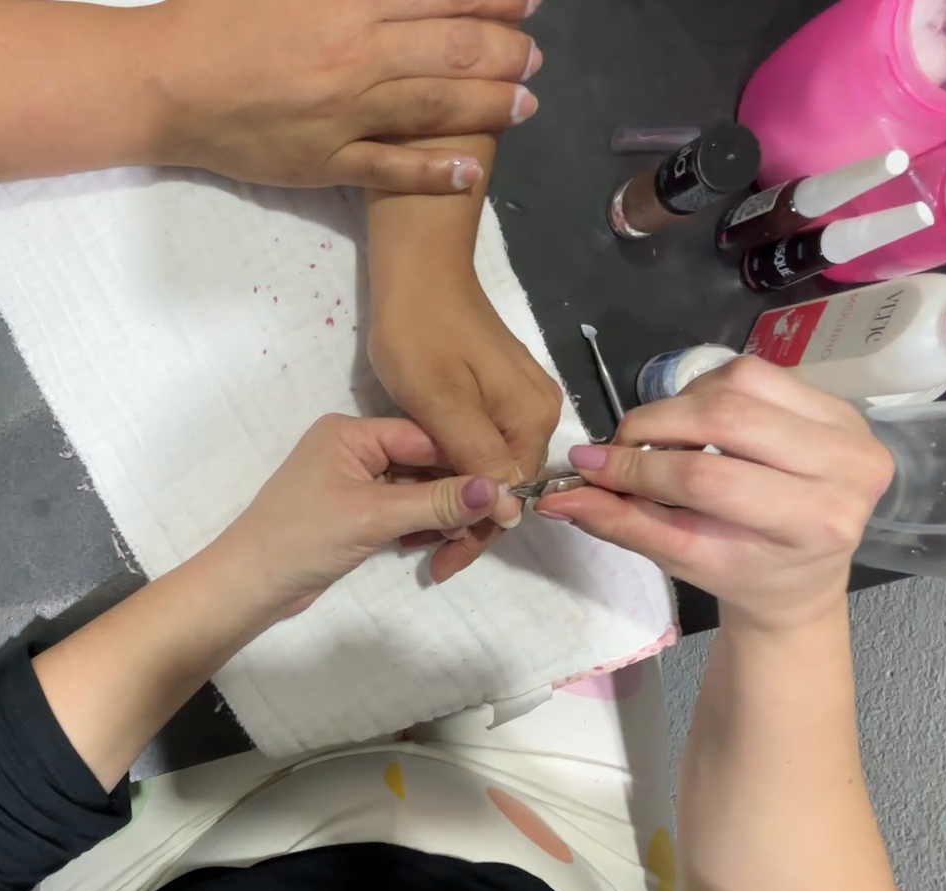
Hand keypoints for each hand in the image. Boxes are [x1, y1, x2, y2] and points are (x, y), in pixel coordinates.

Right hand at [147, 0, 540, 192]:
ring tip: (524, 106)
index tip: (527, 2)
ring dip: (486, 107)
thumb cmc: (214, 17)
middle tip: (534, 59)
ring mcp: (342, 115)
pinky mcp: (323, 162)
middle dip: (504, 54)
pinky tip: (470, 171)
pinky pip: (389, 170)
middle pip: (450, 53)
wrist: (170, 84)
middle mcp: (356, 55)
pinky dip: (433, 172)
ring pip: (431, 109)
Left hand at [204, 415, 512, 619]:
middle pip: (424, 462)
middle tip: (486, 525)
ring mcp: (353, 481)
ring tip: (457, 540)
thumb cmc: (304, 538)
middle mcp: (354, 449)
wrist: (252, 584)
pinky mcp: (353, 511)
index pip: (426, 435)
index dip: (467, 463)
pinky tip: (431, 545)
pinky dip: (419, 525)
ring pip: (416, 489)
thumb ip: (438, 501)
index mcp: (351, 432)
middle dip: (456, 494)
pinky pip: (400, 509)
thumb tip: (502, 490)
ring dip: (439, 514)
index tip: (506, 493)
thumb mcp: (375, 516)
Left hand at [370, 275, 565, 580]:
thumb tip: (513, 513)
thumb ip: (475, 457)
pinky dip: (447, 475)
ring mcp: (511, 404)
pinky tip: (420, 493)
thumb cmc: (419, 334)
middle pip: (501, 487)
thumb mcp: (440, 403)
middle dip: (464, 523)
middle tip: (425, 556)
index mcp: (530, 418)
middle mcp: (532, 414)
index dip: (476, 534)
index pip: (512, 495)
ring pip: (484, 472)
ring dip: (452, 503)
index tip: (441, 565)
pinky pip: (473, 450)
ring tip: (414, 534)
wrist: (413, 270)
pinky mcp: (487, 398)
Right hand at [532, 358, 893, 632]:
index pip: (708, 478)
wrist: (801, 573)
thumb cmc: (740, 573)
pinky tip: (695, 424)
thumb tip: (555, 498)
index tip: (585, 468)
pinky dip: (705, 392)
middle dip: (651, 427)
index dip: (637, 468)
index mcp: (816, 521)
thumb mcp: (679, 558)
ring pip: (738, 382)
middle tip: (615, 449)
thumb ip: (619, 522)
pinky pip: (754, 374)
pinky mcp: (837, 404)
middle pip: (725, 416)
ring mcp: (852, 426)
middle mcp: (850, 465)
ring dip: (678, 406)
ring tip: (659, 441)